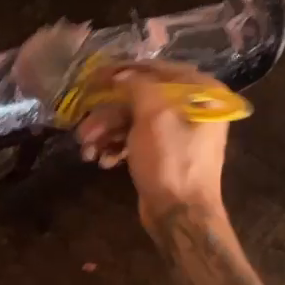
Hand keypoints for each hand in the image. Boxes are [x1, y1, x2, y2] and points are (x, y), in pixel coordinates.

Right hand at [73, 61, 229, 225]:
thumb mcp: (154, 115)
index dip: (123, 72)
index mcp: (200, 92)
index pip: (156, 70)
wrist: (180, 214)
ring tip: (87, 151)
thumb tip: (120, 75)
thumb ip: (137, 86)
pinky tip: (104, 161)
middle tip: (84, 129)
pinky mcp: (165, 153)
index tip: (94, 76)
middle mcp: (193, 107)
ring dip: (106, 134)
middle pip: (139, 99)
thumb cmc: (170, 161)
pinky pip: (136, 140)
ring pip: (133, 121)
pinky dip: (117, 147)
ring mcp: (178, 132)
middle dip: (107, 115)